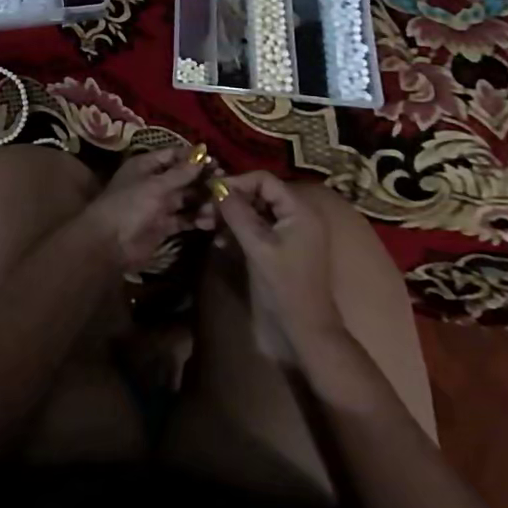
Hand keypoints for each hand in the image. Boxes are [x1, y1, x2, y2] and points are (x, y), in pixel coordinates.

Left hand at [83, 147, 208, 270]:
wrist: (110, 243)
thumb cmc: (129, 205)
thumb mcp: (155, 186)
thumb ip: (180, 173)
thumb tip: (202, 155)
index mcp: (145, 166)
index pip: (173, 155)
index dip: (193, 157)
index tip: (217, 161)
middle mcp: (153, 182)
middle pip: (183, 177)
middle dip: (202, 180)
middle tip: (226, 184)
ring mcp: (159, 204)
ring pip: (186, 198)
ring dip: (203, 201)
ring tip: (220, 206)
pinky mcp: (164, 225)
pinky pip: (185, 218)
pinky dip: (197, 219)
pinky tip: (211, 222)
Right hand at [217, 172, 341, 352]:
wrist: (305, 328)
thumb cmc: (283, 284)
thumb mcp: (257, 246)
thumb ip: (237, 213)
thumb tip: (216, 187)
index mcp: (300, 210)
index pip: (264, 180)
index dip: (236, 182)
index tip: (209, 194)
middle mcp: (299, 214)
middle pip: (259, 193)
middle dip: (229, 200)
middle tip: (202, 212)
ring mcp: (292, 231)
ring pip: (256, 210)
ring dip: (230, 215)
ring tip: (205, 225)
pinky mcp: (284, 245)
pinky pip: (258, 226)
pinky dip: (238, 228)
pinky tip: (220, 240)